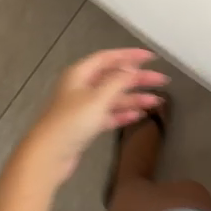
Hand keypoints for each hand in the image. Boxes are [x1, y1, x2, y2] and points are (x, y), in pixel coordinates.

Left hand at [14, 49, 167, 185]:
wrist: (49, 155)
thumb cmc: (72, 121)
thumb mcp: (97, 98)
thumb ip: (117, 81)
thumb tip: (132, 68)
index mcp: (80, 73)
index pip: (109, 57)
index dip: (130, 55)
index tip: (152, 58)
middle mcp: (82, 86)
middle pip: (114, 77)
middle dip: (138, 79)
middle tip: (161, 80)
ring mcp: (84, 106)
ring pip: (114, 97)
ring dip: (134, 98)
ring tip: (157, 101)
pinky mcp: (86, 125)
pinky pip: (109, 114)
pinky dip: (124, 113)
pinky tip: (139, 115)